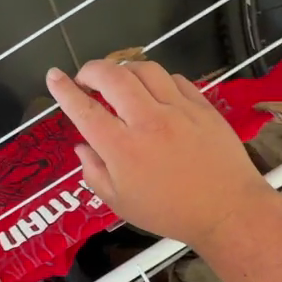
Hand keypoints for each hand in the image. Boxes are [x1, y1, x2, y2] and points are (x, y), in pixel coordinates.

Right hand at [47, 60, 276, 249]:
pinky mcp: (202, 106)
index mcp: (122, 148)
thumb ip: (94, 173)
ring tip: (119, 81)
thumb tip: (82, 147)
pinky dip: (157, 80)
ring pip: (144, 69)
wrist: (227, 210)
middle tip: (85, 79)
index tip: (54, 77)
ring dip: (124, 69)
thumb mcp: (119, 203)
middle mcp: (147, 120)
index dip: (64, 90)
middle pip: (112, 76)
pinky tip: (154, 92)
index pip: (84, 110)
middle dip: (91, 70)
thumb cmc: (169, 213)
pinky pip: (174, 79)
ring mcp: (178, 109)